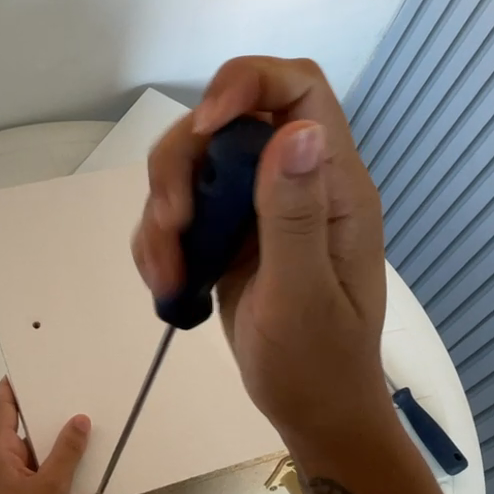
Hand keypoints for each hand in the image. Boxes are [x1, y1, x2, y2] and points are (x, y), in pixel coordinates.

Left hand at [0, 378, 89, 493]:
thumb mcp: (51, 487)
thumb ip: (67, 452)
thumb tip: (78, 419)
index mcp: (1, 454)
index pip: (5, 409)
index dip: (14, 386)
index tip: (26, 365)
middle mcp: (3, 466)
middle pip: (23, 430)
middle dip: (45, 412)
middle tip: (70, 389)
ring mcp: (12, 487)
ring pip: (36, 455)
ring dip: (56, 443)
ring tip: (84, 423)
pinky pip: (42, 476)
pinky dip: (59, 468)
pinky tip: (82, 466)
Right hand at [132, 56, 389, 441]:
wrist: (310, 411)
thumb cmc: (318, 364)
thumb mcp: (304, 296)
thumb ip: (295, 214)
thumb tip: (298, 129)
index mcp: (332, 185)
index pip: (297, 88)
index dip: (245, 83)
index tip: (204, 128)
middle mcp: (292, 182)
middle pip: (222, 125)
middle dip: (181, 168)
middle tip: (171, 227)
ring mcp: (256, 207)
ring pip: (190, 167)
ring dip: (162, 215)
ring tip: (167, 275)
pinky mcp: (227, 234)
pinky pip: (178, 212)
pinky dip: (160, 243)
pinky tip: (168, 285)